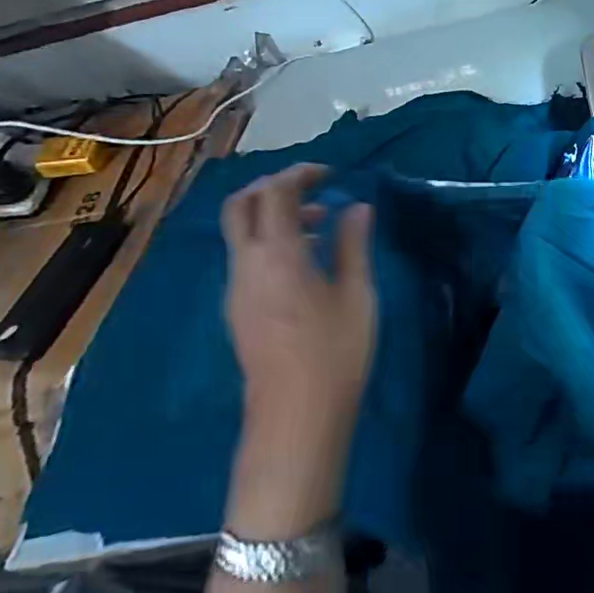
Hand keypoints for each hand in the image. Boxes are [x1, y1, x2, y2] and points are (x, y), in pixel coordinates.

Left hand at [221, 163, 375, 528]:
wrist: (295, 418)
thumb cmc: (335, 352)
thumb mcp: (357, 293)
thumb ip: (353, 243)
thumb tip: (357, 207)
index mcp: (278, 255)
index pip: (276, 193)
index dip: (301, 174)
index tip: (331, 173)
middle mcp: (246, 265)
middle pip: (241, 205)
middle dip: (273, 186)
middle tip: (313, 187)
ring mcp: (236, 289)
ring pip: (241, 231)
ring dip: (274, 214)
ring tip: (322, 223)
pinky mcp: (237, 309)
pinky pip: (247, 256)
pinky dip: (271, 240)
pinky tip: (307, 260)